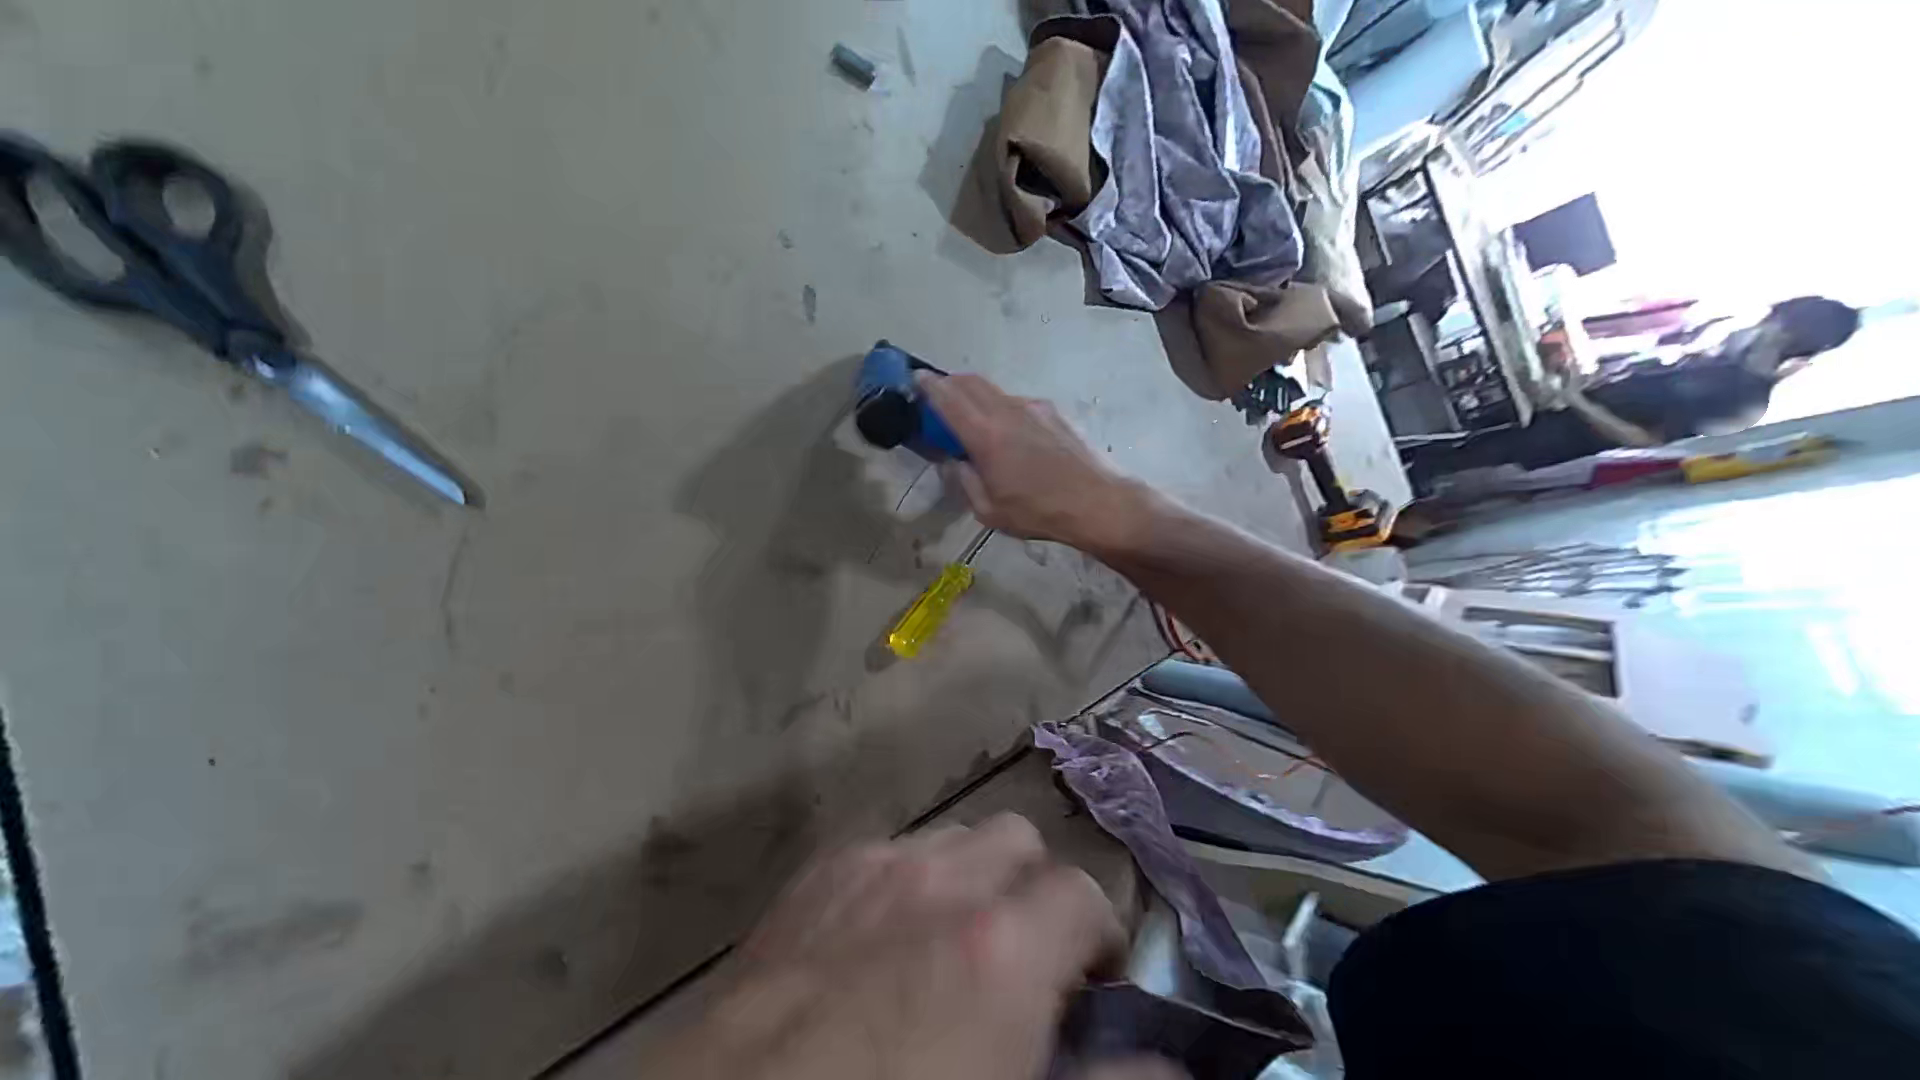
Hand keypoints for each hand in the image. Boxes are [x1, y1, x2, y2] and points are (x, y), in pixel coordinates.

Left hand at [658, 814, 1124, 1079]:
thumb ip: (1106, 1079)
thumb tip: (1162, 1060)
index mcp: (1000, 946)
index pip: (1086, 894)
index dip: (1100, 935)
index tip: (1093, 981)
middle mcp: (939, 882)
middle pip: (1019, 839)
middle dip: (1033, 888)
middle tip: (1022, 956)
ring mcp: (870, 867)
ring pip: (952, 837)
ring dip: (969, 877)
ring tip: (950, 942)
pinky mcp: (813, 876)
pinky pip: (887, 850)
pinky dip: (905, 880)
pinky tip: (880, 936)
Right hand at [917, 372, 1150, 551]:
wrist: (1099, 502)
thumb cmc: (1039, 512)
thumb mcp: (988, 509)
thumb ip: (963, 480)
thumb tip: (952, 461)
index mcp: (985, 434)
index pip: (947, 397)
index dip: (927, 385)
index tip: (914, 379)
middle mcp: (1007, 410)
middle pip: (969, 382)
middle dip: (948, 382)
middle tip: (936, 395)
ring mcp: (1033, 407)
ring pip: (994, 390)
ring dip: (975, 395)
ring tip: (971, 416)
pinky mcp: (1053, 412)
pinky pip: (1016, 402)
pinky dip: (1000, 407)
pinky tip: (1008, 433)